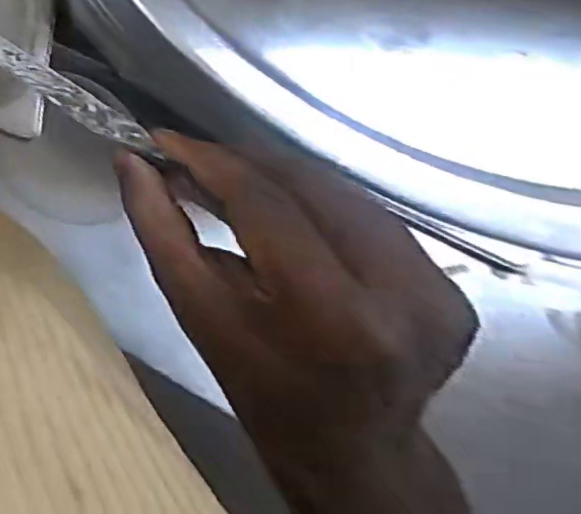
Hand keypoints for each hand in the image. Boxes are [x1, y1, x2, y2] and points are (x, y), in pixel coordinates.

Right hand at [116, 133, 477, 512]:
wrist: (345, 441)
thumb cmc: (249, 371)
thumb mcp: (187, 299)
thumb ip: (155, 223)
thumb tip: (130, 158)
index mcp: (329, 309)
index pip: (264, 201)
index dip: (208, 160)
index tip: (161, 139)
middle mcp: (399, 294)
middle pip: (308, 187)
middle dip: (238, 161)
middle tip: (185, 157)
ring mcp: (438, 291)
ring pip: (340, 192)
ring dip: (272, 173)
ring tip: (221, 175)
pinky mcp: (451, 288)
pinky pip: (366, 214)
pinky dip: (310, 196)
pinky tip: (271, 201)